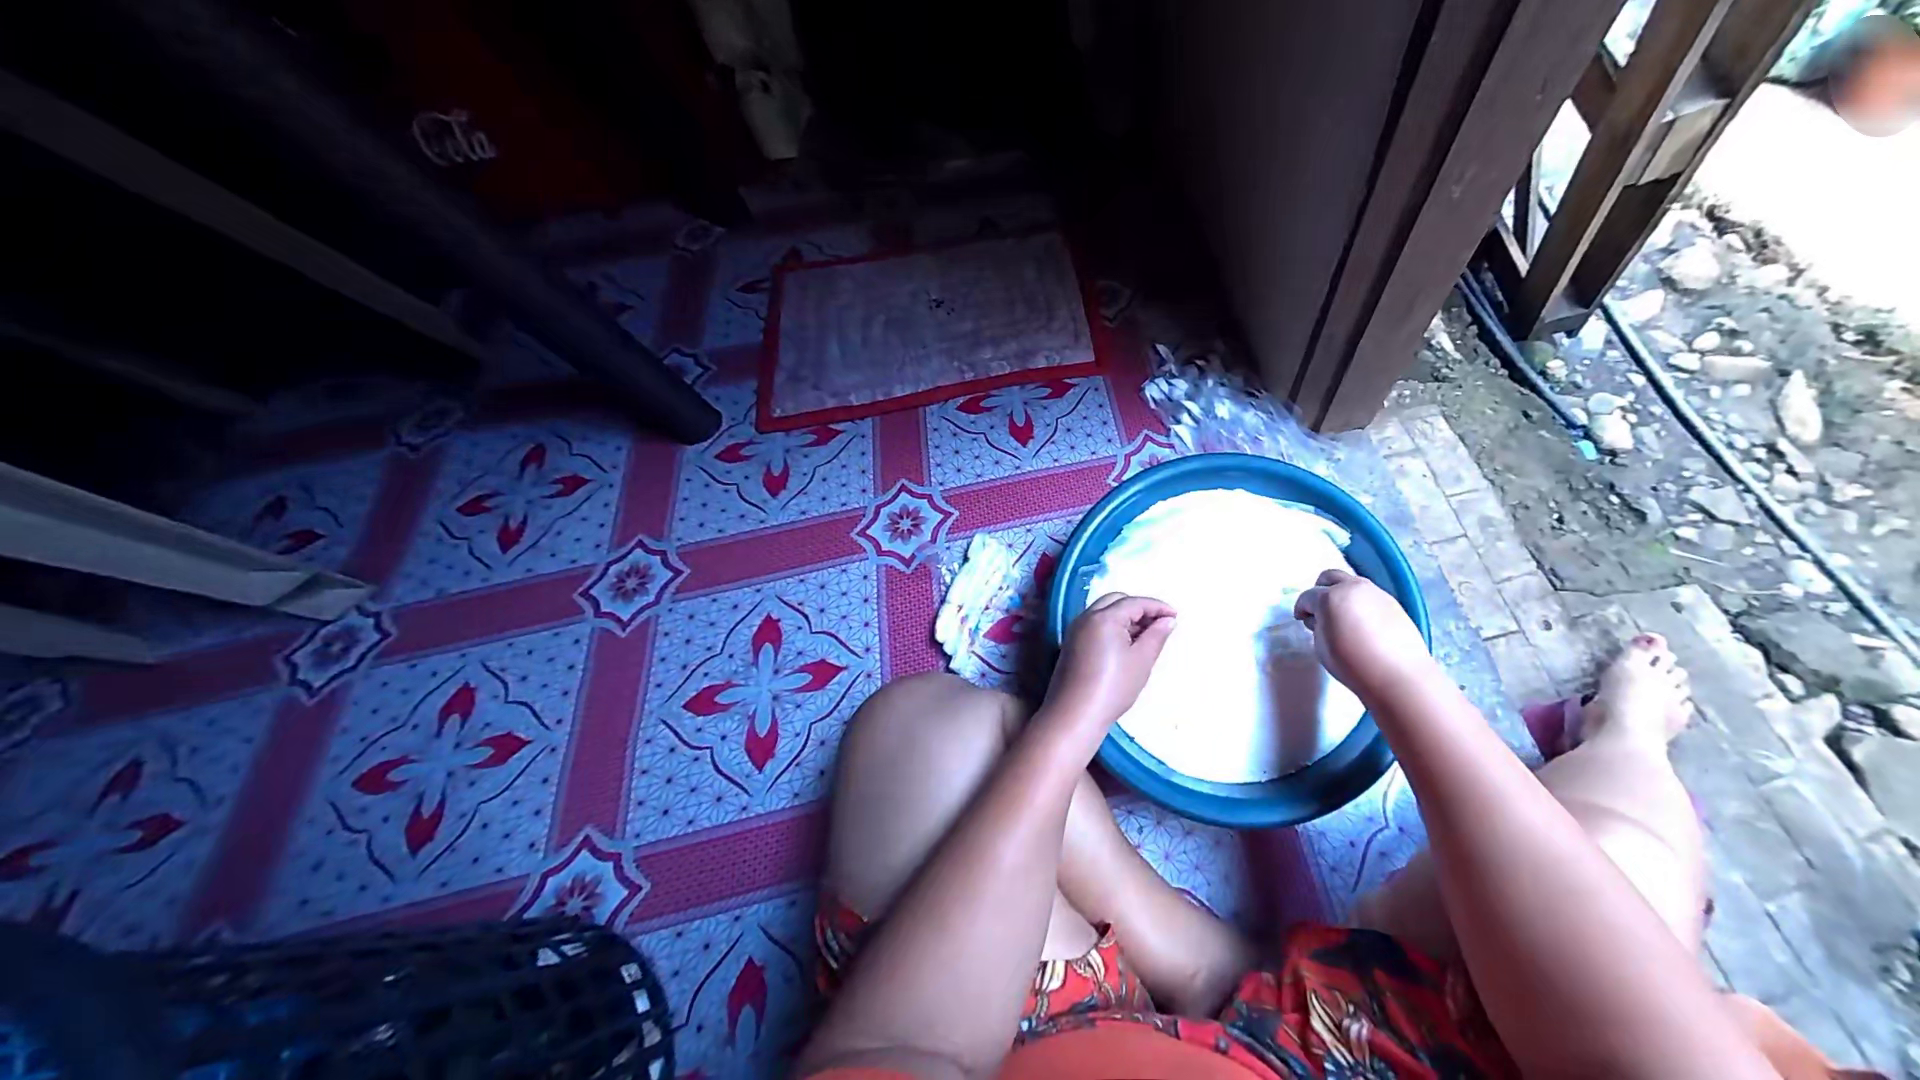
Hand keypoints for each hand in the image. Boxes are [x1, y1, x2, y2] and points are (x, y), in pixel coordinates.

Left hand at [1045, 593, 1177, 737]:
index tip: (1175, 615)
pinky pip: (1095, 625)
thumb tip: (1167, 620)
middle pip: (1116, 600)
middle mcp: (1086, 617)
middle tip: (1159, 624)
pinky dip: (1112, 627)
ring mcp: (1075, 630)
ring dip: (1125, 617)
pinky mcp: (1071, 644)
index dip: (1157, 606)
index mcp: (1104, 617)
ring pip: (1104, 612)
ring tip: (1146, 636)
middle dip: (1139, 608)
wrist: (1075, 713)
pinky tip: (1126, 645)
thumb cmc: (1114, 686)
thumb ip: (1156, 635)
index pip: (1134, 602)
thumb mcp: (1141, 660)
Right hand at [1293, 569, 1434, 700]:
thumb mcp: (1320, 644)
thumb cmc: (1351, 663)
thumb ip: (1317, 624)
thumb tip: (1321, 619)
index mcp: (1330, 597)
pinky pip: (1369, 596)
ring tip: (1343, 618)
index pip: (1307, 596)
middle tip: (1320, 611)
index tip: (1302, 620)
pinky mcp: (1393, 602)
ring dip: (1341, 595)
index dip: (1301, 609)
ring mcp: (1376, 593)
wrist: (1398, 675)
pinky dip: (1360, 603)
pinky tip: (1362, 624)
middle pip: (1329, 577)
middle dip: (1320, 591)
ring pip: (1351, 583)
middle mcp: (1353, 588)